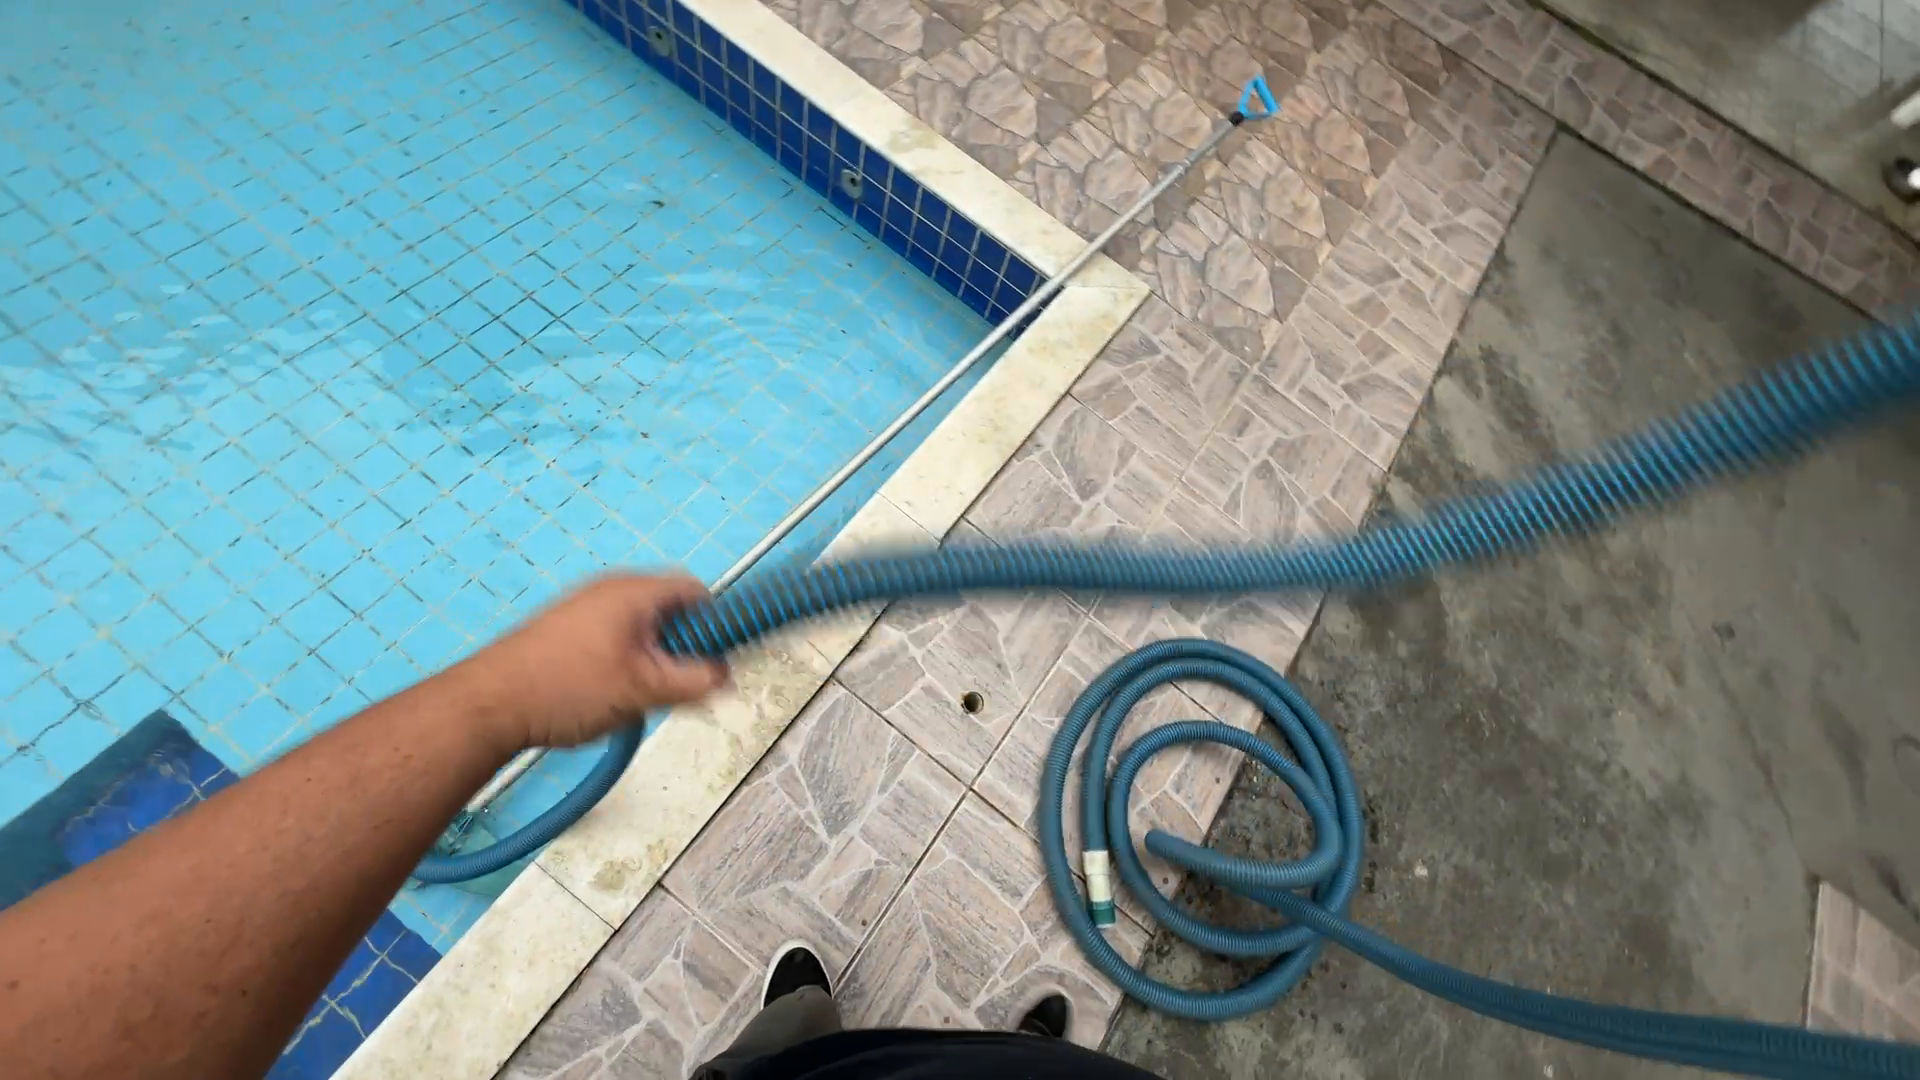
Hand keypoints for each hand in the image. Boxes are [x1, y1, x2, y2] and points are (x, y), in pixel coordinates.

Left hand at [470, 573, 729, 749]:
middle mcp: (611, 589)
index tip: (718, 655)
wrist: (483, 707)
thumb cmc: (570, 689)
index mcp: (635, 591)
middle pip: (670, 609)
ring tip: (643, 694)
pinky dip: (628, 658)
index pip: (696, 591)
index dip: (717, 620)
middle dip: (683, 645)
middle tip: (680, 683)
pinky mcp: (565, 628)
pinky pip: (616, 634)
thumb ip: (697, 681)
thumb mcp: (645, 690)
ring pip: (643, 626)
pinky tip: (612, 693)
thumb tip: (728, 675)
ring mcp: (584, 607)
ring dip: (655, 656)